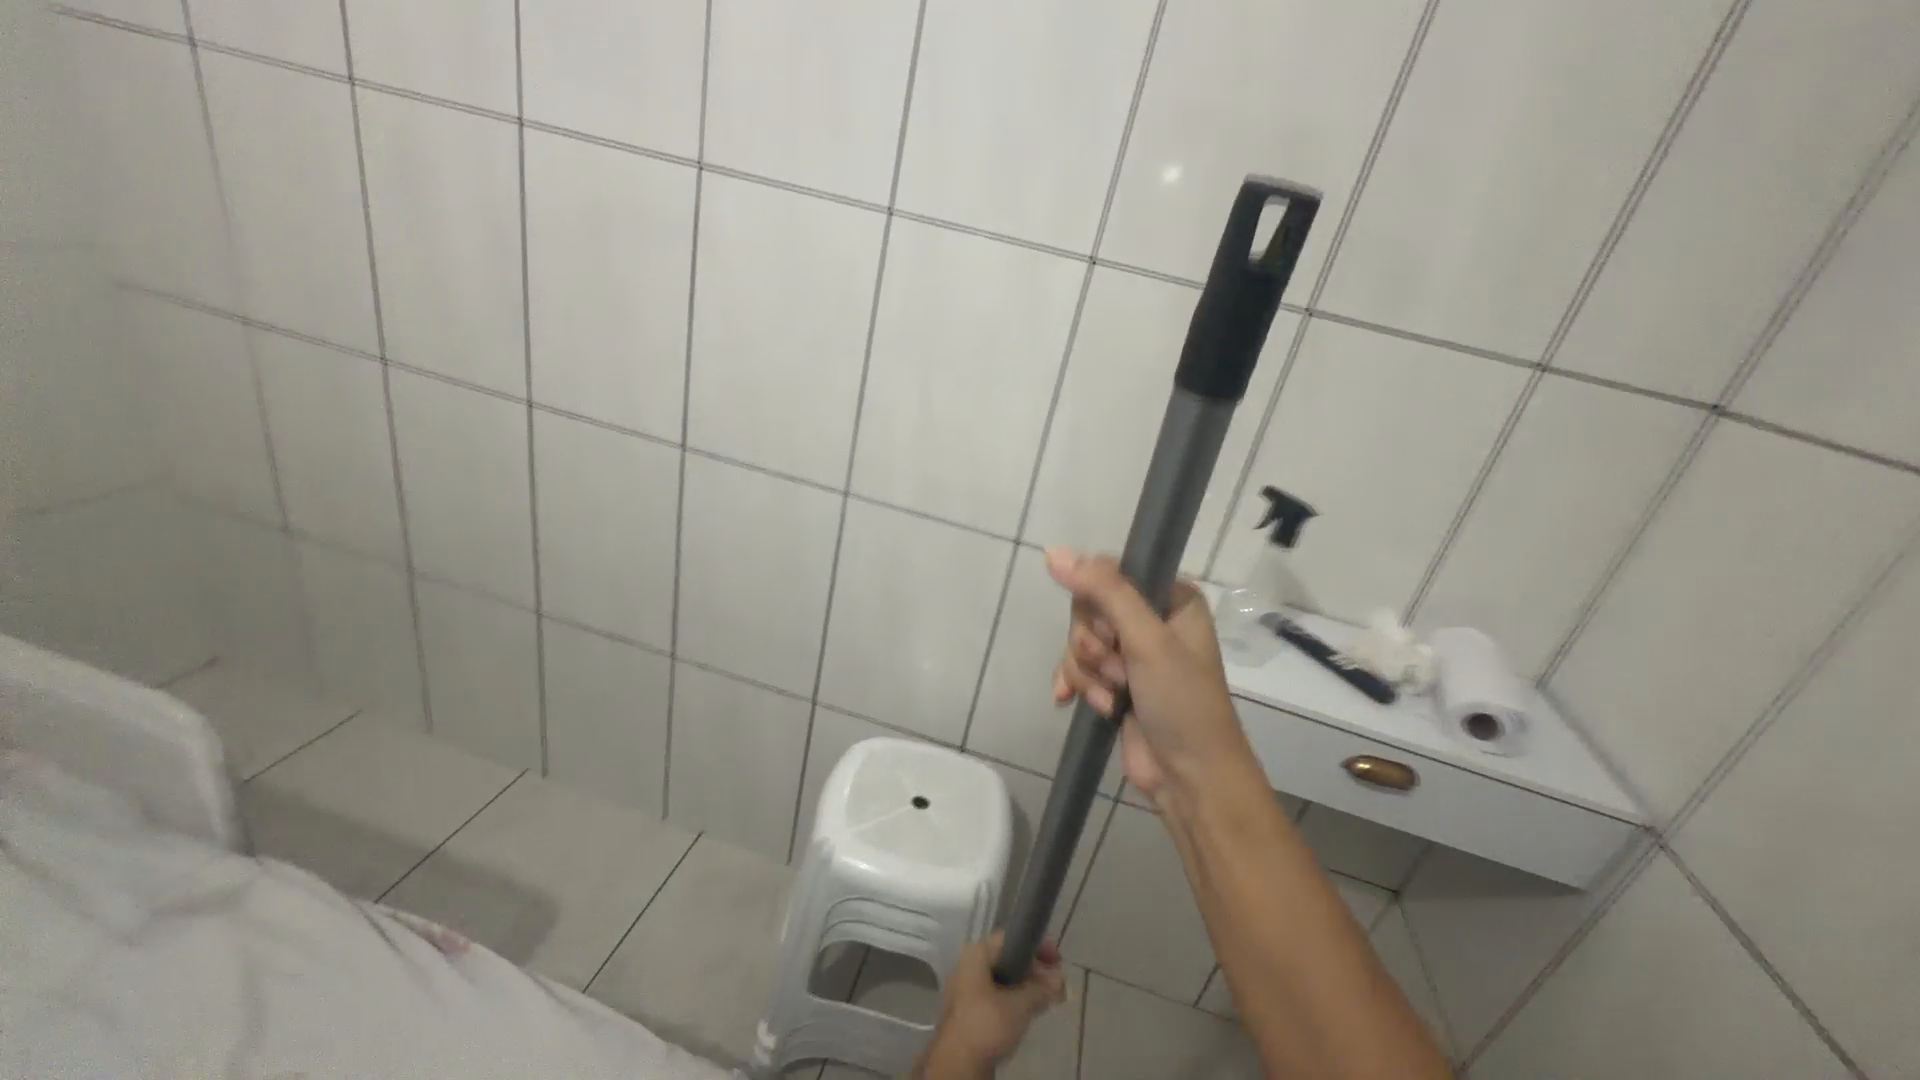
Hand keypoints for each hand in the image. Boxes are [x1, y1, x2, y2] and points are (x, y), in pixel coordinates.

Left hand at [918, 933, 1066, 1077]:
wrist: (957, 1063)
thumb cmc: (987, 1024)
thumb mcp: (1021, 1004)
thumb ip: (1042, 988)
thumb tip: (1060, 979)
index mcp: (976, 954)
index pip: (1010, 938)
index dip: (1036, 945)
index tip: (1057, 960)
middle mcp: (968, 966)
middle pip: (1007, 958)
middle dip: (1034, 969)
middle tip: (1056, 982)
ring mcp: (966, 990)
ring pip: (1002, 979)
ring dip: (1026, 986)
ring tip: (1048, 998)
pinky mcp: (969, 1012)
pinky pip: (996, 996)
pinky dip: (1015, 999)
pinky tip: (1030, 1011)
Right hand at [1047, 548, 1253, 806]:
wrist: (1191, 776)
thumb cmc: (1181, 701)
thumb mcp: (1146, 639)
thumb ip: (1104, 591)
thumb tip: (1054, 553)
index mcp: (1171, 598)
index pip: (1109, 574)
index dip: (1097, 603)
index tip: (1111, 633)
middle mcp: (1152, 620)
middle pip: (1089, 610)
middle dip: (1093, 646)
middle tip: (1118, 670)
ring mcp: (1132, 654)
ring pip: (1080, 643)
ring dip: (1089, 674)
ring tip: (1115, 699)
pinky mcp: (1116, 684)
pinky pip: (1078, 669)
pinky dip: (1077, 686)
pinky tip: (1068, 702)